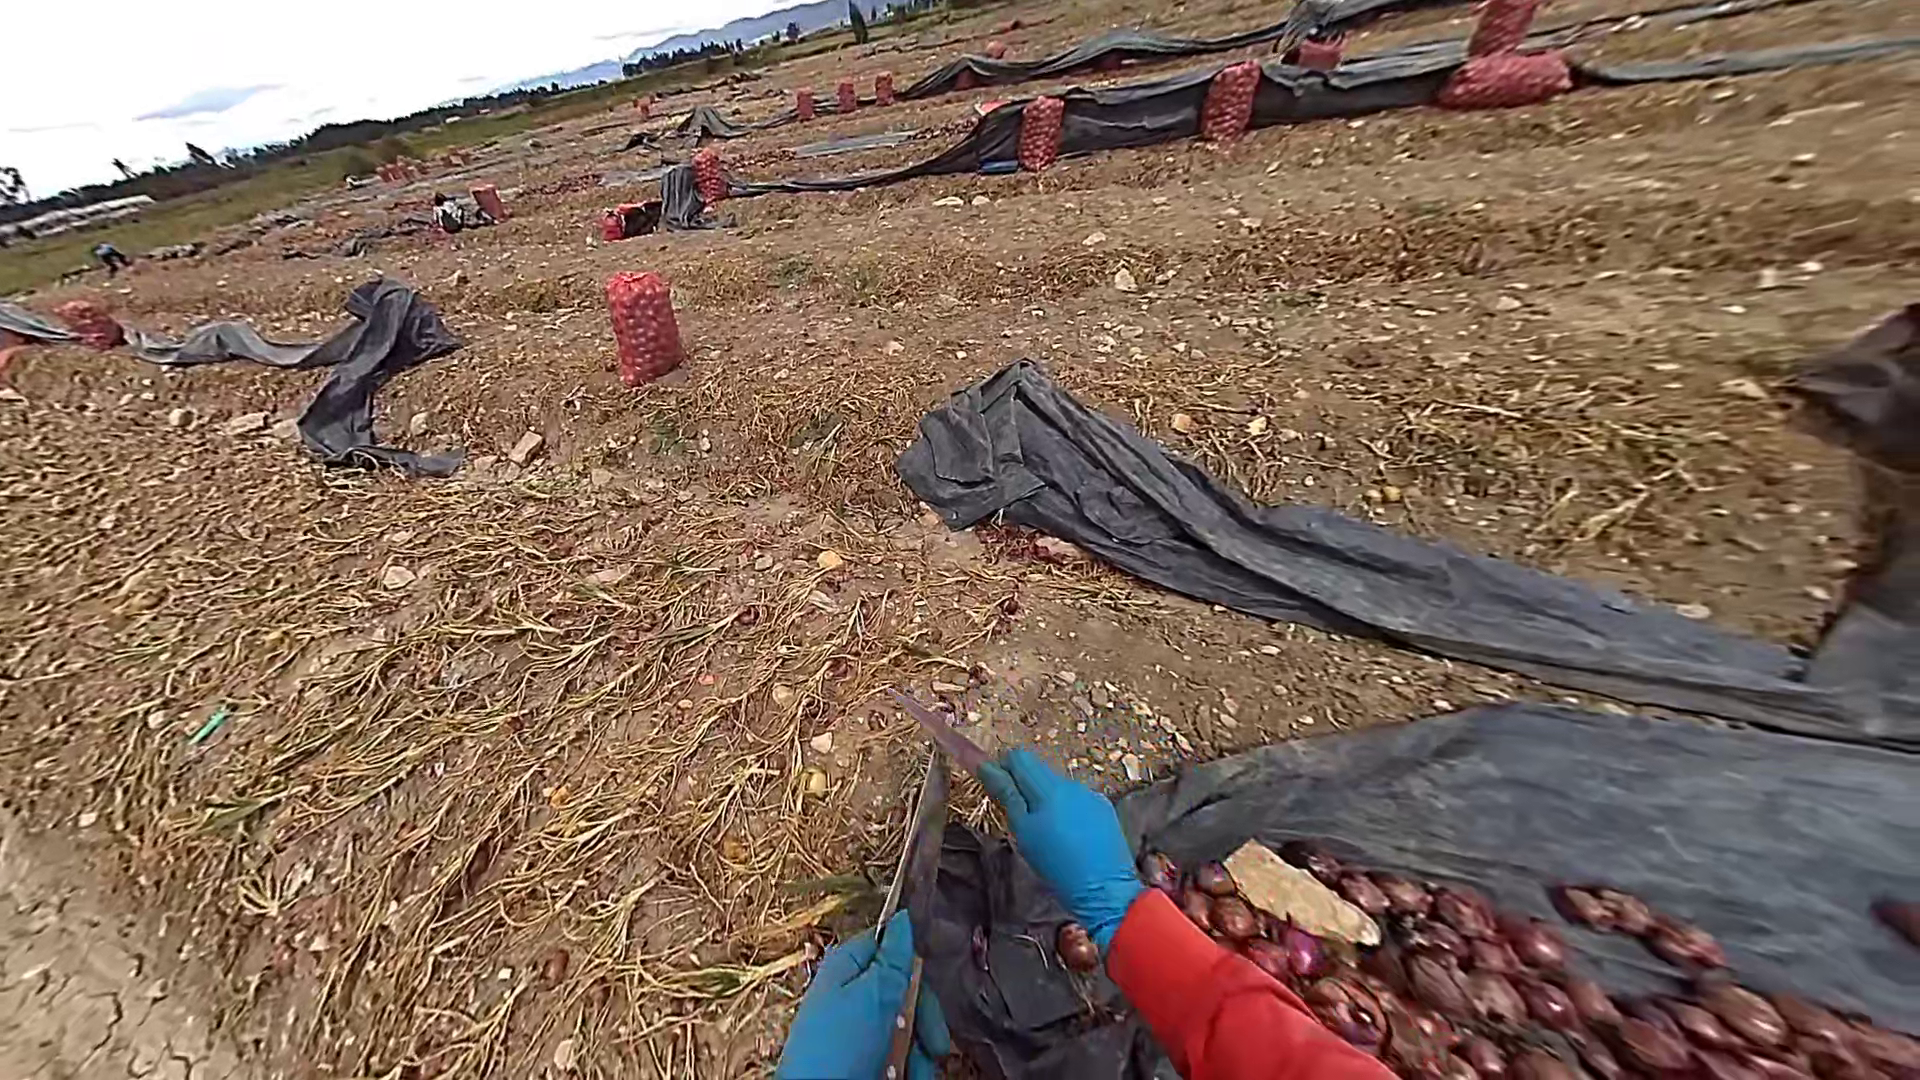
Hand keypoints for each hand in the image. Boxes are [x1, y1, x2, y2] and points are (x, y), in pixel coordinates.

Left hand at [777, 911, 950, 1079]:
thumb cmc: (837, 1051)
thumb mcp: (873, 995)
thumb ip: (894, 957)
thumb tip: (904, 916)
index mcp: (848, 967)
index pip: (889, 944)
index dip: (913, 962)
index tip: (932, 981)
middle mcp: (853, 996)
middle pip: (904, 989)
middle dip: (924, 1016)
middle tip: (933, 1041)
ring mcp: (859, 1032)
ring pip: (907, 1026)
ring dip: (920, 1048)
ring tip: (917, 1070)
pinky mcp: (866, 1063)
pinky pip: (900, 1055)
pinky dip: (909, 1068)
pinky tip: (907, 1078)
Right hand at [977, 748, 1143, 949]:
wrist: (1107, 892)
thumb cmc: (1056, 866)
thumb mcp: (1024, 832)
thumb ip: (1007, 794)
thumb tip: (986, 765)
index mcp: (1047, 787)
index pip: (1019, 757)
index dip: (1004, 769)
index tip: (1001, 792)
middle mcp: (1069, 783)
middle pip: (1038, 770)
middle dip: (1025, 786)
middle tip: (1022, 819)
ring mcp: (1089, 793)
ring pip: (1056, 785)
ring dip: (1046, 799)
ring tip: (1048, 832)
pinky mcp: (1103, 807)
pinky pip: (1076, 798)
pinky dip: (1067, 808)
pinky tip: (1070, 835)